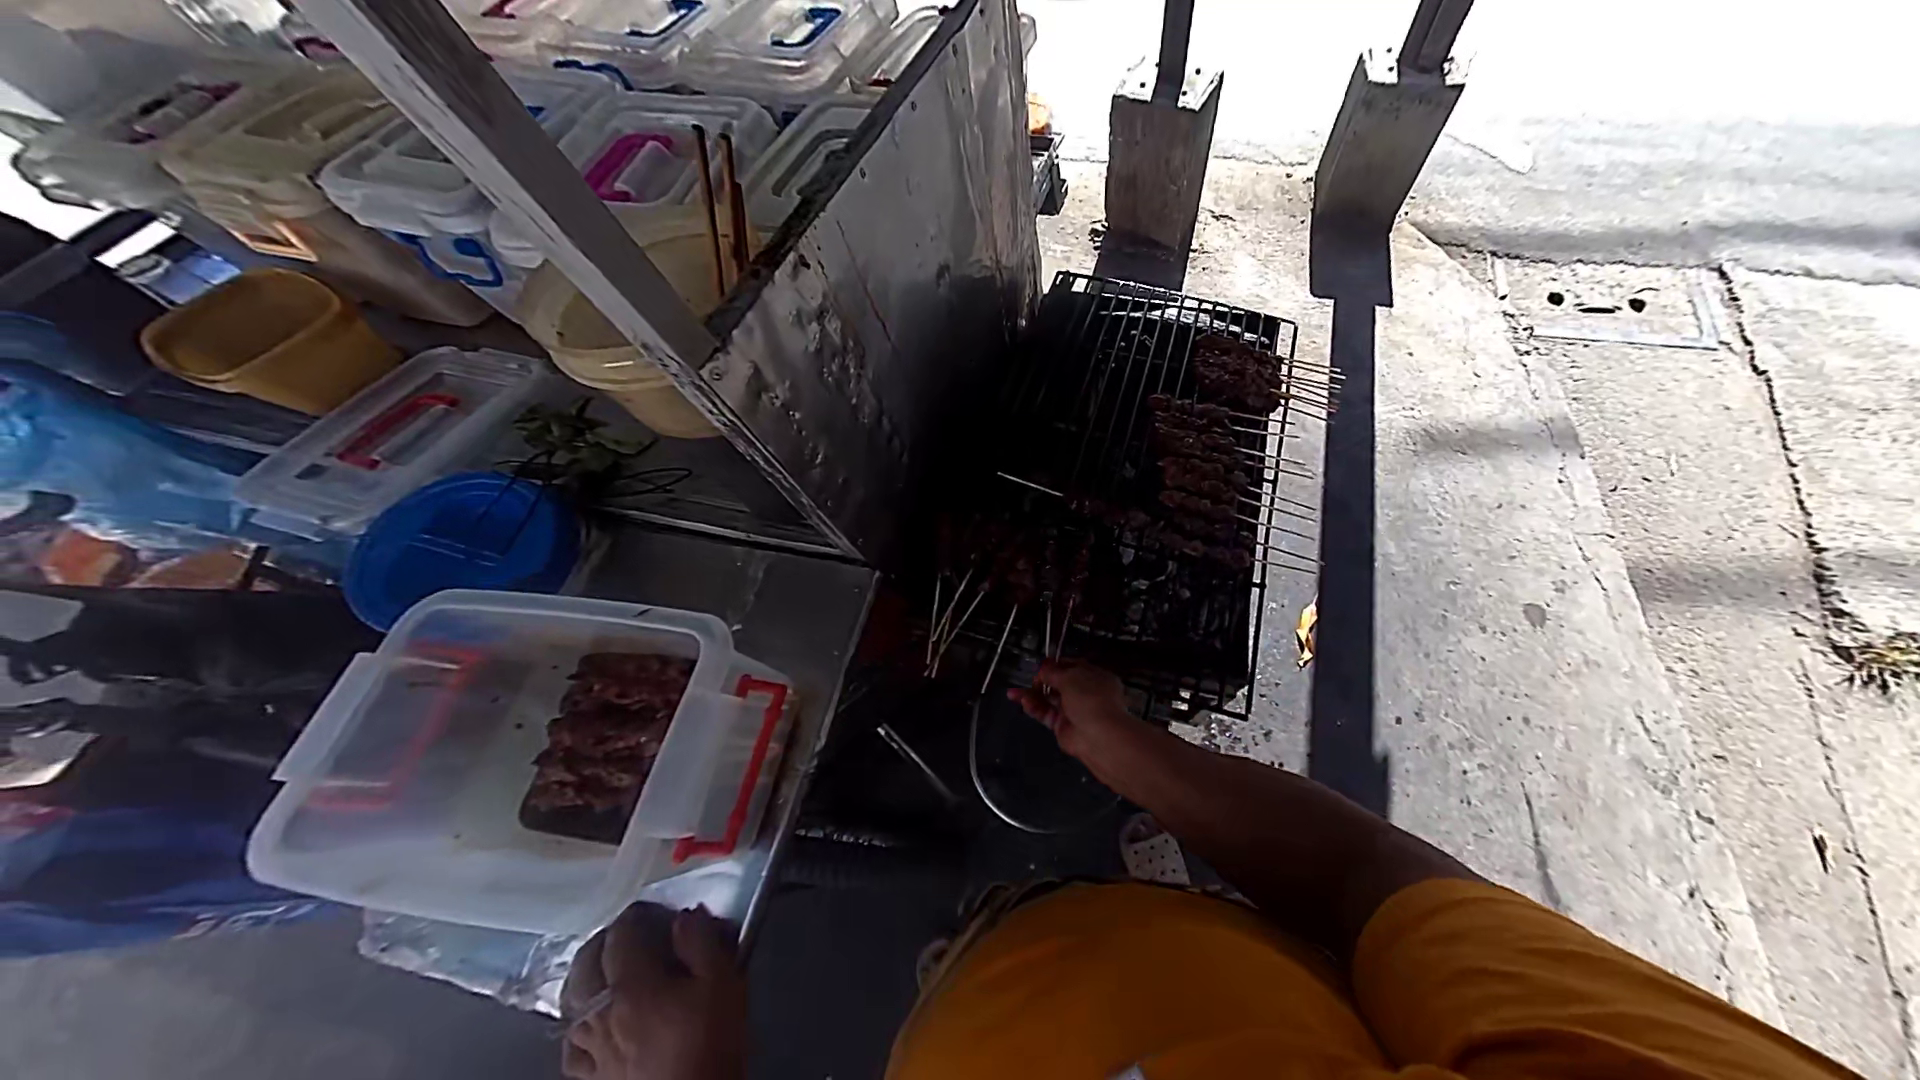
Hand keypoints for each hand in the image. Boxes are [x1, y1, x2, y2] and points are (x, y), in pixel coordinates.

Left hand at [560, 904, 745, 1079]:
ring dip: (587, 975)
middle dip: (606, 940)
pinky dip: (579, 1022)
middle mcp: (601, 1013)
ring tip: (609, 969)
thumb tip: (682, 917)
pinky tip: (594, 1020)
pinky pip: (571, 1044)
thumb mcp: (722, 981)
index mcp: (633, 985)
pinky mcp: (591, 1078)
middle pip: (585, 963)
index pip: (621, 934)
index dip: (637, 914)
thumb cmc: (712, 1042)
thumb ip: (701, 941)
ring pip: (571, 1001)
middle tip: (630, 933)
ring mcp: (591, 1049)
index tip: (655, 910)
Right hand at [1006, 659, 1145, 766]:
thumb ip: (1053, 671)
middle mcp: (1085, 692)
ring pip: (1049, 699)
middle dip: (1041, 680)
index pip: (1072, 666)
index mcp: (1094, 676)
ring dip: (1032, 695)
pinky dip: (1035, 707)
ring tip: (1014, 693)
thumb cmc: (1090, 698)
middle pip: (1058, 683)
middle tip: (1030, 680)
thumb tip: (1043, 666)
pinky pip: (1046, 713)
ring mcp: (1073, 710)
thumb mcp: (1070, 677)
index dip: (1055, 665)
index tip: (1041, 666)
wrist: (1100, 736)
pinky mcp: (1062, 726)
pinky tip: (1023, 702)